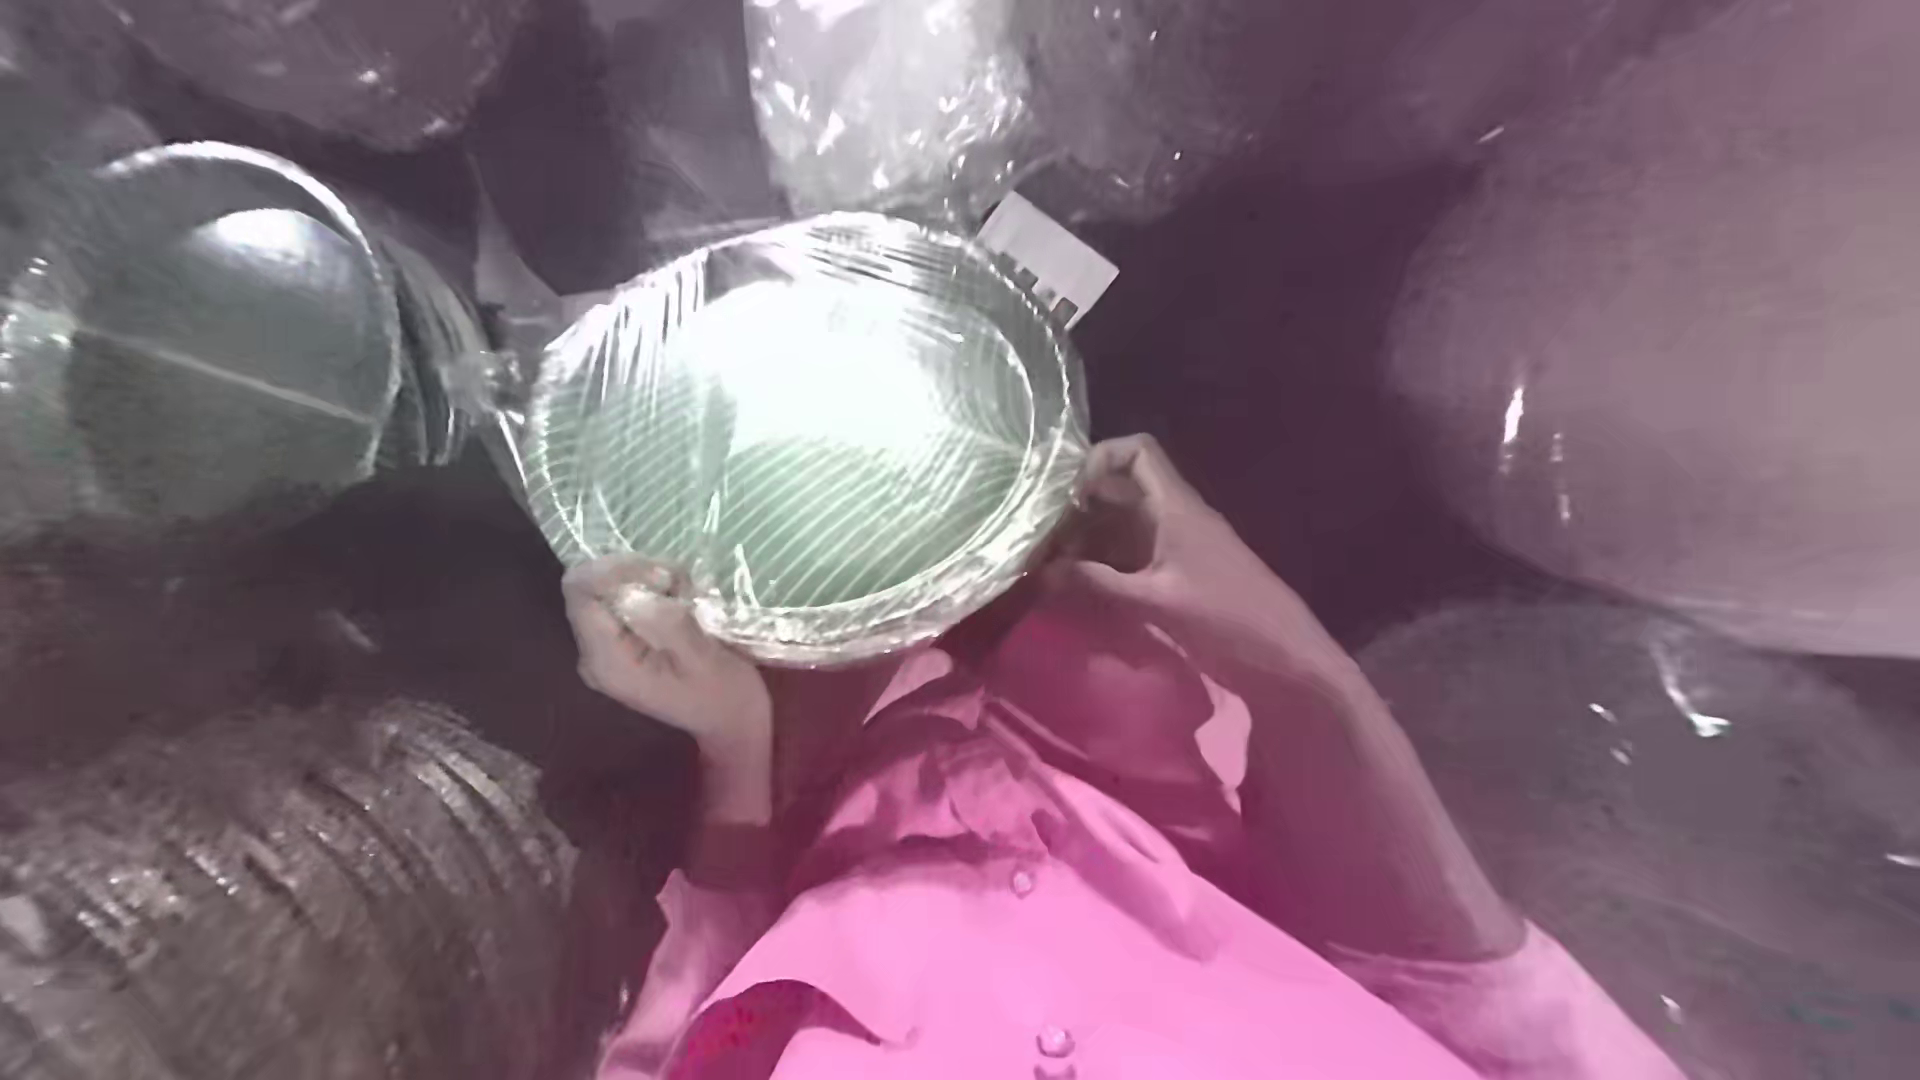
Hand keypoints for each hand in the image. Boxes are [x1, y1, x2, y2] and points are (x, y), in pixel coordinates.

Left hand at [563, 556, 772, 823]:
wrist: (733, 723)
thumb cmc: (724, 695)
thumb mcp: (703, 659)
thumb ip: (669, 624)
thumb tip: (641, 590)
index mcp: (607, 660)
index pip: (581, 592)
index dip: (616, 570)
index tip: (663, 577)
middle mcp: (596, 652)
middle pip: (592, 586)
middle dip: (638, 573)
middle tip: (684, 585)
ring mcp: (609, 647)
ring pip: (611, 588)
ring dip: (652, 580)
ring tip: (691, 596)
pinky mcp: (625, 642)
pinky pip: (626, 601)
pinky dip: (657, 591)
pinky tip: (686, 603)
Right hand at [1049, 435, 1355, 688]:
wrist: (1287, 658)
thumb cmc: (1229, 618)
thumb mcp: (1158, 600)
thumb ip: (1098, 584)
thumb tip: (1040, 573)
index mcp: (1175, 507)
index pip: (1136, 451)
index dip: (1098, 459)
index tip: (1068, 496)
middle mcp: (1171, 516)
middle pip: (1118, 489)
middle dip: (1078, 506)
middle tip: (1042, 535)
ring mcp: (1172, 545)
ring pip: (1119, 523)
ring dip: (1085, 537)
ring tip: (1049, 562)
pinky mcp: (1173, 572)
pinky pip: (1127, 554)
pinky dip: (1100, 562)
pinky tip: (1075, 584)